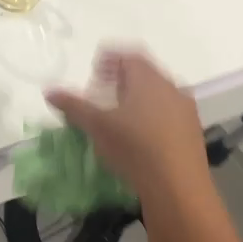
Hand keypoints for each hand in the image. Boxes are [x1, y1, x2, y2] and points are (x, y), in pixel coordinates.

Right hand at [46, 50, 206, 190]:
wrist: (177, 185)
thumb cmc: (133, 148)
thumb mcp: (96, 126)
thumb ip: (73, 106)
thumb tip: (49, 91)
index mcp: (148, 80)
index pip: (129, 56)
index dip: (109, 59)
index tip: (94, 72)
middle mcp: (171, 87)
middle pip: (145, 74)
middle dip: (121, 80)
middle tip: (101, 93)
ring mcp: (185, 109)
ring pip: (158, 94)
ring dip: (137, 98)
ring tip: (118, 116)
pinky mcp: (192, 130)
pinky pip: (168, 112)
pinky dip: (150, 115)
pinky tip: (139, 136)